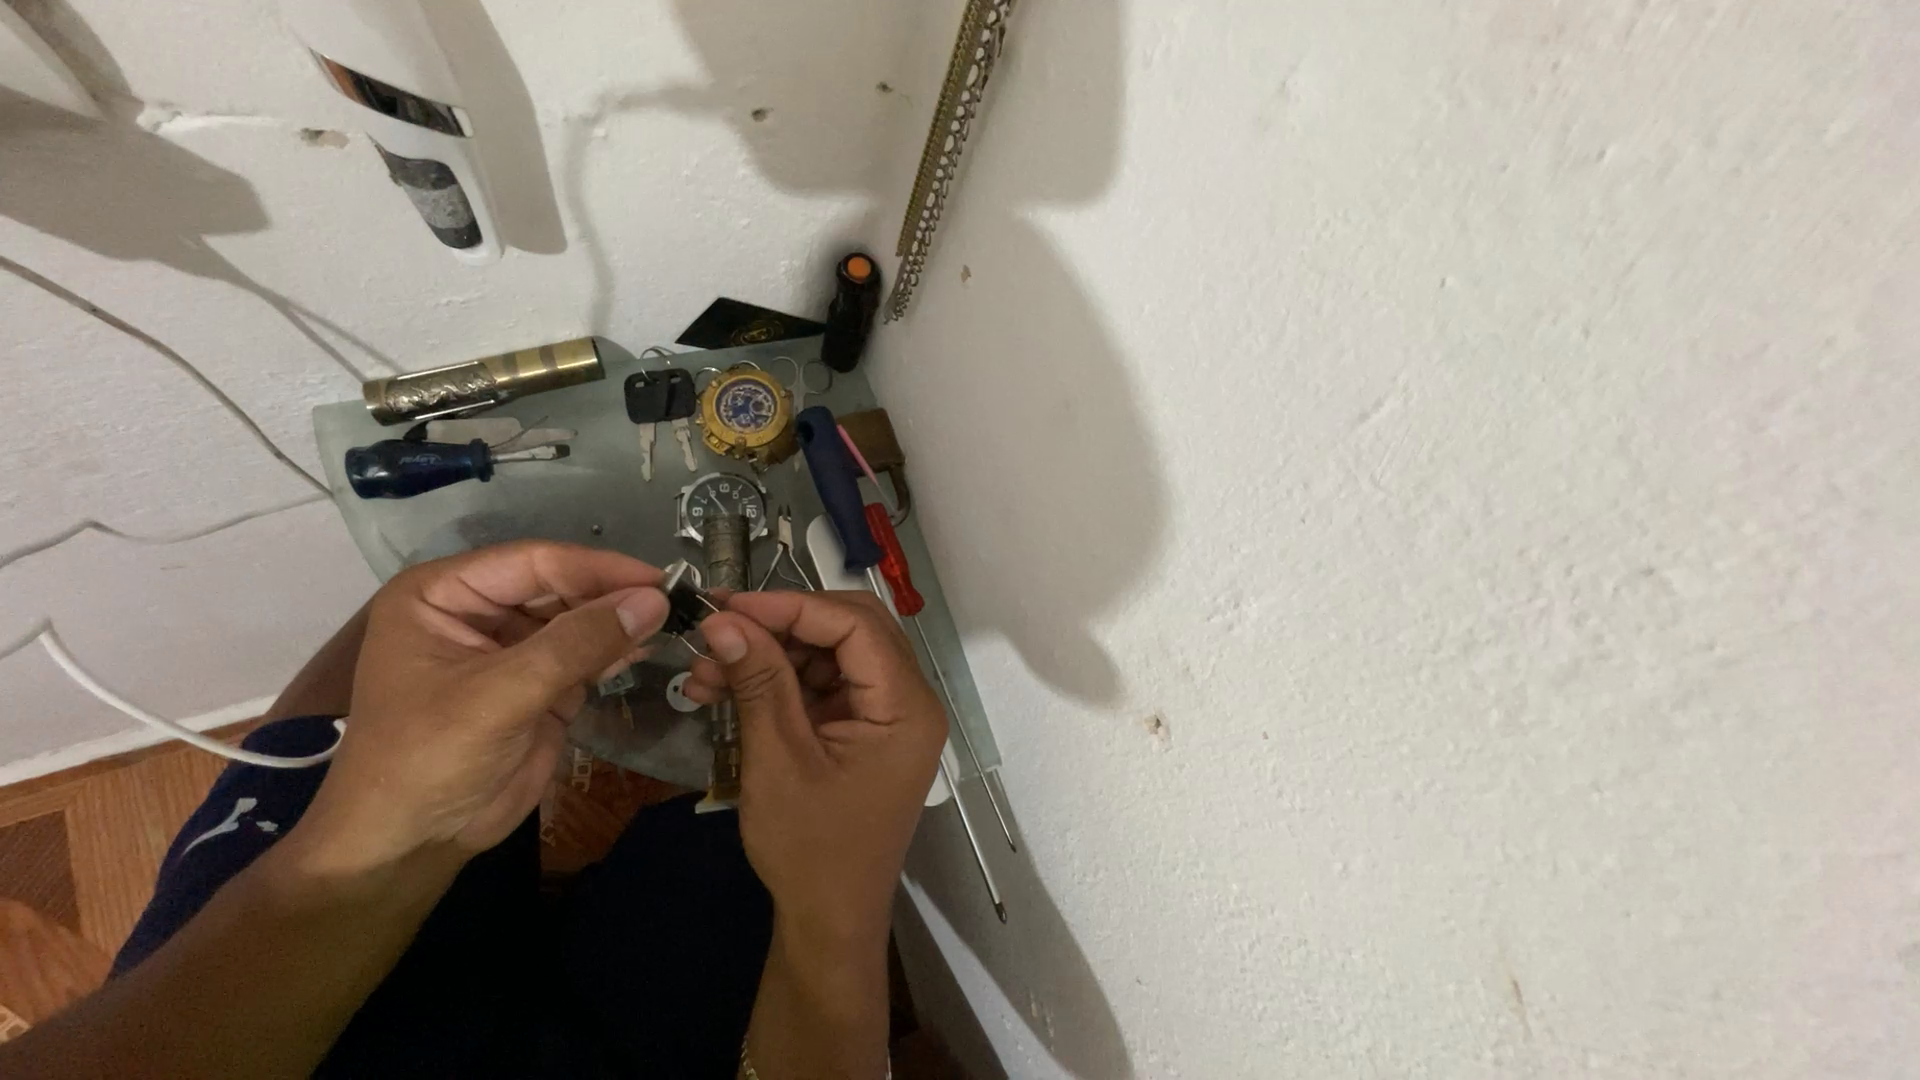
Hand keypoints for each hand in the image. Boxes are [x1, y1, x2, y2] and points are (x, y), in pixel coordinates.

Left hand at [293, 541, 668, 873]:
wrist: (411, 844)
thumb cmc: (428, 759)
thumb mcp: (502, 695)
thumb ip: (579, 644)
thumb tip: (654, 600)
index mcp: (443, 594)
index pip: (535, 562)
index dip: (599, 568)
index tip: (660, 579)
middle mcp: (478, 611)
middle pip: (561, 585)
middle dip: (614, 594)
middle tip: (678, 602)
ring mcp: (511, 647)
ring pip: (579, 616)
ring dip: (622, 620)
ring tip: (676, 621)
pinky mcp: (540, 682)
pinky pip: (587, 652)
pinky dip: (618, 650)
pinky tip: (650, 647)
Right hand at [685, 591, 946, 940]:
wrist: (828, 919)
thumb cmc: (811, 850)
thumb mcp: (779, 761)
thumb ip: (758, 682)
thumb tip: (722, 620)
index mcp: (907, 707)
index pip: (856, 626)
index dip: (792, 607)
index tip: (728, 606)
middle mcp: (907, 700)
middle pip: (848, 630)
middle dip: (780, 624)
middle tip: (719, 626)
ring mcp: (885, 714)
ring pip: (828, 654)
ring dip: (769, 654)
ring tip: (704, 666)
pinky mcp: (861, 728)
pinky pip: (820, 684)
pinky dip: (776, 681)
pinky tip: (723, 686)